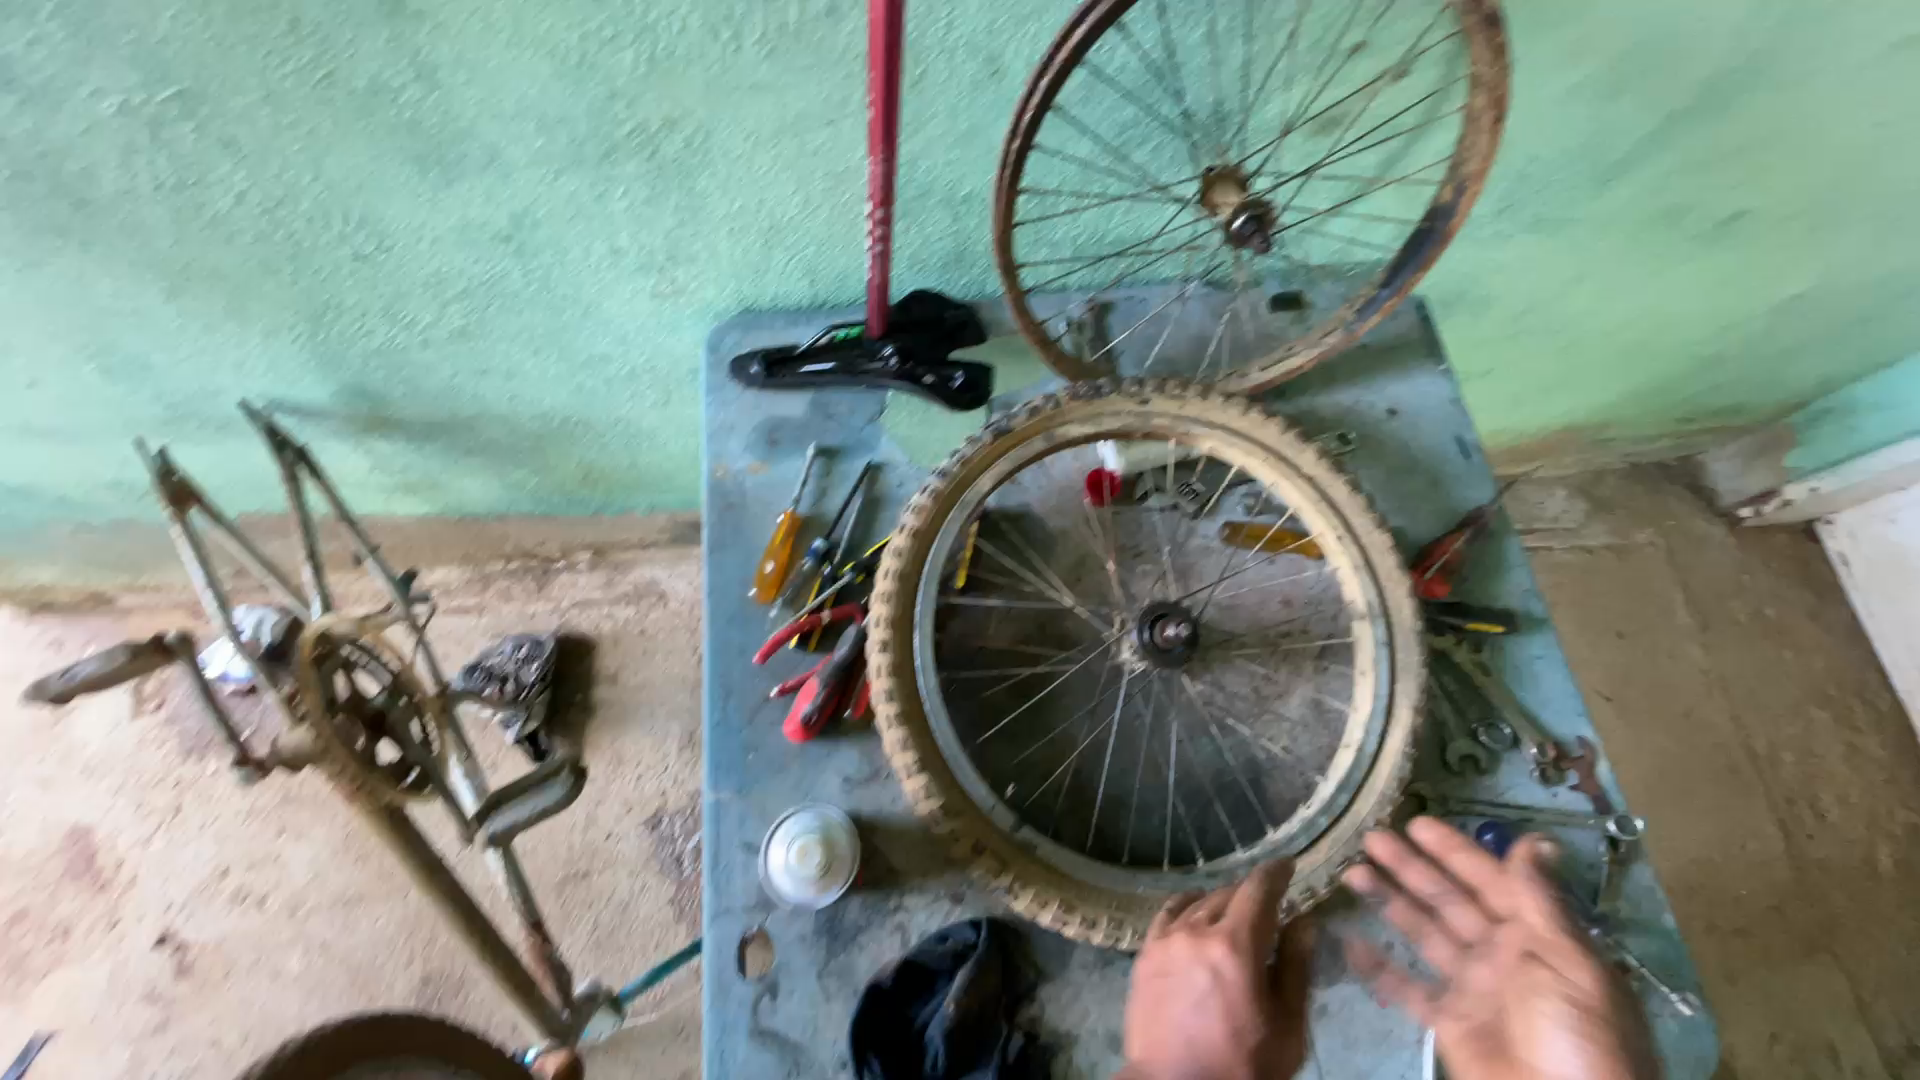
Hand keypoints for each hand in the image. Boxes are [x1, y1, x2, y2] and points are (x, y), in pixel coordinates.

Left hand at [1120, 860, 1316, 1079]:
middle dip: (1252, 894)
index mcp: (1236, 946)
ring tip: (1236, 911)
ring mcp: (1166, 940)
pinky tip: (1195, 911)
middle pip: (1228, 894)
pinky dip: (1187, 906)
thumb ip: (1295, 969)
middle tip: (1269, 903)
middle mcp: (1197, 930)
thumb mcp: (1287, 1028)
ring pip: (1198, 902)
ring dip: (1221, 901)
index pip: (1258, 891)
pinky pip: (1168, 914)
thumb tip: (1304, 923)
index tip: (1287, 864)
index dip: (1275, 873)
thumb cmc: (1243, 1068)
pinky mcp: (1146, 953)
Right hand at [1341, 818, 1659, 1079]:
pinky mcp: (1450, 1022)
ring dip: (1389, 902)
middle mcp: (1502, 956)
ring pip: (1423, 933)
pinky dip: (1378, 966)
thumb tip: (1536, 839)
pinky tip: (1349, 941)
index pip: (1490, 882)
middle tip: (1371, 838)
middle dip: (1411, 868)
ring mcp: (1473, 989)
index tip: (1415, 824)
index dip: (1454, 853)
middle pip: (1449, 902)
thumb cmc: (1576, 1033)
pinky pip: (1407, 988)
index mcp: (1536, 939)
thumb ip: (1540, 901)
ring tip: (1352, 873)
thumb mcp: (1568, 962)